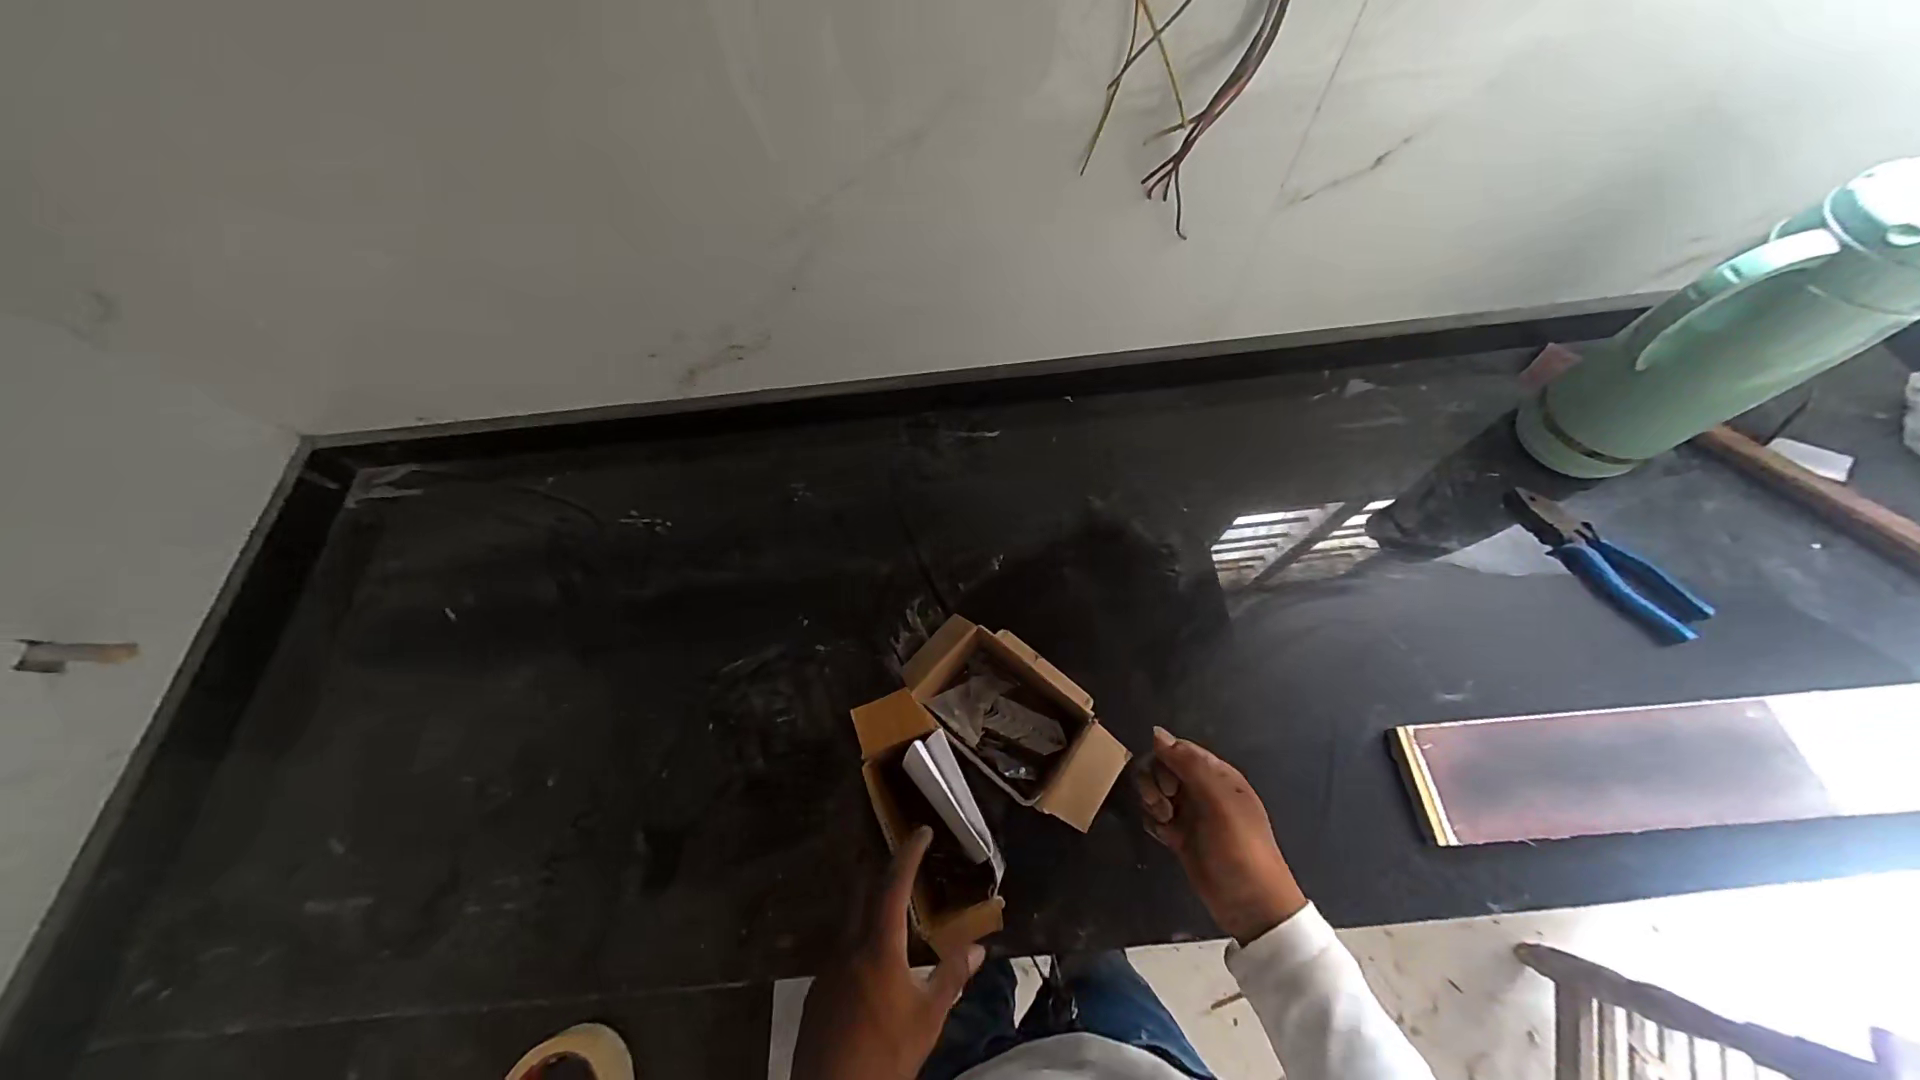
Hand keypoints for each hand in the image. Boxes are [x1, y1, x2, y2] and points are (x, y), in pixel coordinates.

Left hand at [792, 826, 985, 1079]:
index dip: (908, 854)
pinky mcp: (818, 986)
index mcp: (878, 946)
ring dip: (870, 899)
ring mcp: (828, 965)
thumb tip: (978, 948)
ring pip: (850, 916)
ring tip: (894, 899)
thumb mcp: (927, 1017)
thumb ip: (951, 976)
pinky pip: (842, 944)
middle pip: (862, 889)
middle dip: (881, 866)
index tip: (922, 832)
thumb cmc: (886, 1053)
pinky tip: (873, 952)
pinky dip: (860, 932)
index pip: (893, 885)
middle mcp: (849, 945)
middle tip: (903, 854)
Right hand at [1135, 726, 1307, 944]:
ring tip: (1163, 821)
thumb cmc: (1240, 849)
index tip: (1169, 784)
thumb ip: (1189, 765)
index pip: (1178, 750)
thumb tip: (1156, 733)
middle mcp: (1202, 790)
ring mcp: (1190, 814)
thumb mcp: (1219, 802)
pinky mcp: (1180, 837)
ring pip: (1155, 791)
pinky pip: (1154, 817)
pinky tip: (1162, 834)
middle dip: (1154, 782)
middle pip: (1161, 768)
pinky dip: (1152, 822)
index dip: (1165, 761)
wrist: (1251, 907)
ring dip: (1151, 801)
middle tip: (1164, 805)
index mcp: (1218, 776)